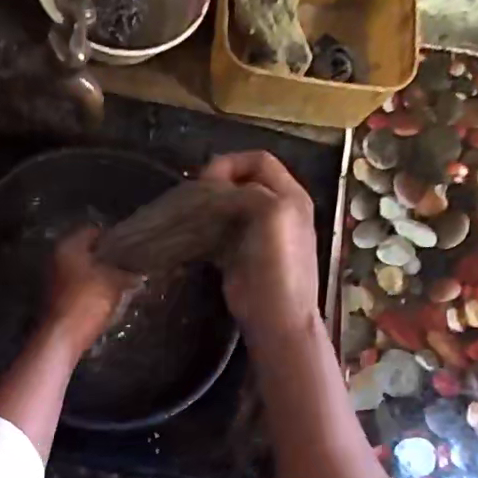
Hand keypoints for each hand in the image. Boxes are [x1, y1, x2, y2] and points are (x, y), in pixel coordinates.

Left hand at [43, 226, 142, 354]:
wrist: (62, 336)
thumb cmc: (87, 300)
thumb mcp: (113, 283)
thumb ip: (127, 274)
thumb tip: (140, 275)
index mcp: (67, 246)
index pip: (92, 230)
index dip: (112, 237)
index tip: (129, 245)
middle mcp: (55, 258)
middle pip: (85, 251)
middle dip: (105, 257)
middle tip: (128, 263)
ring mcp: (52, 279)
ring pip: (81, 270)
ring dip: (98, 274)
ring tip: (121, 281)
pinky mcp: (54, 298)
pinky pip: (76, 287)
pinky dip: (90, 288)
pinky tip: (106, 296)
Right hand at [200, 151, 318, 340]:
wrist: (276, 316)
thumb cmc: (278, 264)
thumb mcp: (271, 213)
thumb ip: (247, 193)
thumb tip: (217, 192)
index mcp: (289, 196)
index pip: (258, 160)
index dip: (231, 163)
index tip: (205, 180)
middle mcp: (274, 210)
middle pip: (241, 183)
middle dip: (216, 185)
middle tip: (193, 199)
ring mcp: (255, 234)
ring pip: (227, 207)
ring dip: (207, 207)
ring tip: (188, 215)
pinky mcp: (237, 256)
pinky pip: (218, 232)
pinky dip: (203, 229)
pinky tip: (190, 235)